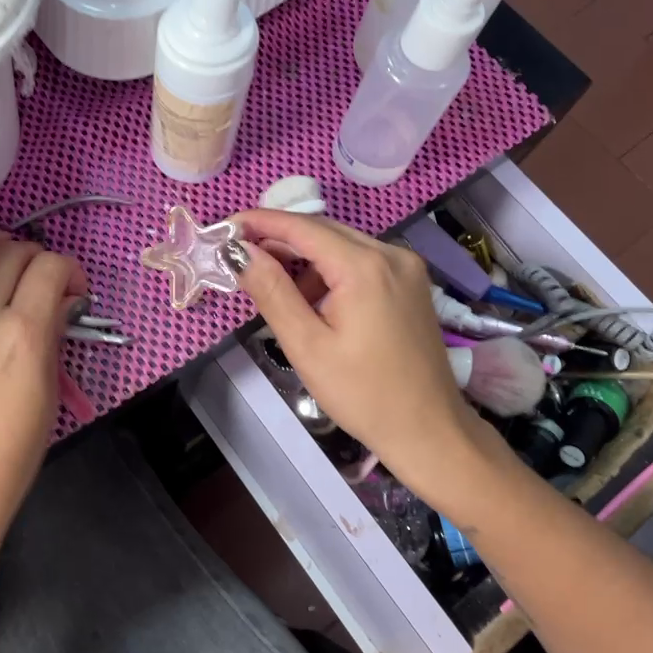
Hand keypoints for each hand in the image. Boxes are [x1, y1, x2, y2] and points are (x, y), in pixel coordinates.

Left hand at [0, 227, 83, 588]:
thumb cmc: (4, 461)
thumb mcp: (44, 397)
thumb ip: (49, 338)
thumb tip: (58, 302)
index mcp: (20, 333)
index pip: (49, 266)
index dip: (68, 268)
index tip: (72, 287)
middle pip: (8, 251)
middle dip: (32, 254)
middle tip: (37, 274)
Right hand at [234, 209, 492, 487]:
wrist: (429, 430)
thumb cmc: (363, 394)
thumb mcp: (306, 346)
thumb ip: (272, 292)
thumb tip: (239, 252)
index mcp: (364, 267)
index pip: (302, 227)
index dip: (260, 223)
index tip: (224, 228)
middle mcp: (390, 254)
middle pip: (323, 231)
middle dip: (279, 240)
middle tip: (239, 258)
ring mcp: (405, 266)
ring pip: (341, 245)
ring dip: (304, 258)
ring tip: (276, 290)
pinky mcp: (411, 282)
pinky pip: (361, 260)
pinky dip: (330, 270)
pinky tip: (313, 300)